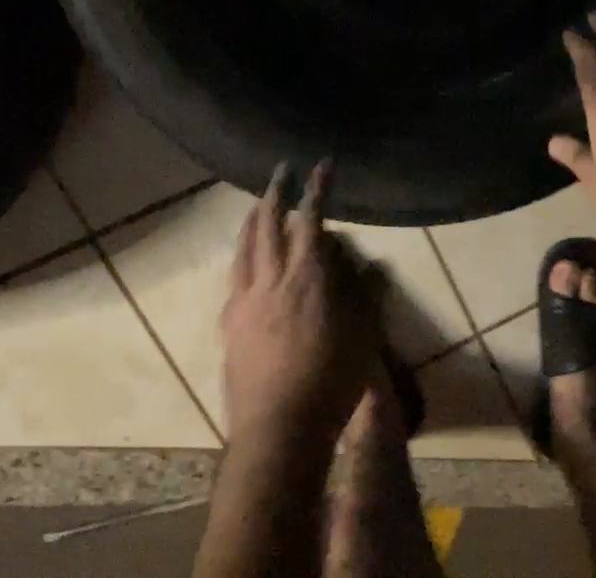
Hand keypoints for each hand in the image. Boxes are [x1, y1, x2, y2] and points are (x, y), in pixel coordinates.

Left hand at [219, 161, 377, 446]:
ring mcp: (244, 302)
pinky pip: (234, 276)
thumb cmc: (331, 383)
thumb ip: (363, 295)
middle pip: (267, 224)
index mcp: (307, 278)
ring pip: (243, 247)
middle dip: (275, 192)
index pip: (310, 219)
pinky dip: (243, 254)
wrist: (278, 430)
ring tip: (258, 204)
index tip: (322, 165)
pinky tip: (246, 260)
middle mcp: (270, 280)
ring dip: (252, 219)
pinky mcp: (230, 325)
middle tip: (282, 171)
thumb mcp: (363, 336)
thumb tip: (365, 265)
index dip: (317, 189)